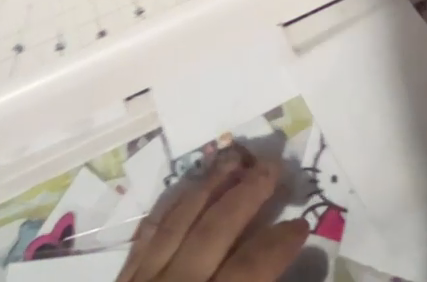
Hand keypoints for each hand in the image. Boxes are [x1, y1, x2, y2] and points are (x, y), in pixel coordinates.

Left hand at [116, 145, 309, 281]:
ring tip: (235, 156)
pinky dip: (172, 203)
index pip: (247, 270)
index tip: (302, 223)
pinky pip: (149, 230)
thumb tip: (271, 278)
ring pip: (179, 220)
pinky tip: (189, 186)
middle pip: (214, 230)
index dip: (277, 244)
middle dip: (247, 194)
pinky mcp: (123, 280)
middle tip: (276, 165)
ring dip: (210, 185)